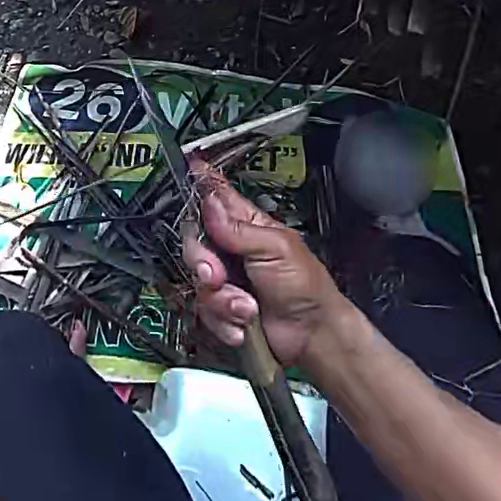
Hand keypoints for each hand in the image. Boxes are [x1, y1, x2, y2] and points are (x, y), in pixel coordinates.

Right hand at [183, 160, 350, 367]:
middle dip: (203, 263)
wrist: (311, 333)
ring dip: (222, 300)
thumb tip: (211, 205)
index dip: (202, 182)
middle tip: (216, 274)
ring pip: (198, 281)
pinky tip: (245, 321)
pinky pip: (205, 310)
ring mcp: (226, 278)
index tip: (189, 167)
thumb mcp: (277, 248)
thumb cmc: (306, 285)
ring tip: (247, 307)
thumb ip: (239, 229)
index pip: (218, 196)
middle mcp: (231, 248)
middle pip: (195, 242)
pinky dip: (225, 320)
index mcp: (248, 225)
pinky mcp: (222, 307)